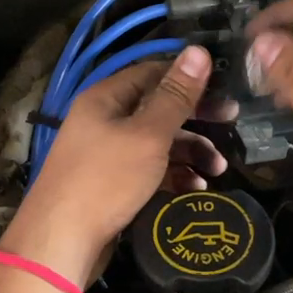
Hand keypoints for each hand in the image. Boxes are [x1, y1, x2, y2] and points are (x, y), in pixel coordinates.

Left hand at [7, 45, 220, 281]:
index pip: (152, 72)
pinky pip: (148, 171)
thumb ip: (175, 97)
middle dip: (195, 119)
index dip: (188, 77)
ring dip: (189, 152)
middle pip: (157, 109)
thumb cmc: (105, 180)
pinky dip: (172, 176)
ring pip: (156, 143)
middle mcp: (103, 120)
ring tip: (216, 170)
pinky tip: (194, 188)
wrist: (61, 241)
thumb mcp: (147, 135)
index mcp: (105, 98)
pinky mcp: (111, 185)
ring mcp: (106, 154)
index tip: (224, 88)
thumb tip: (198, 51)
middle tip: (231, 124)